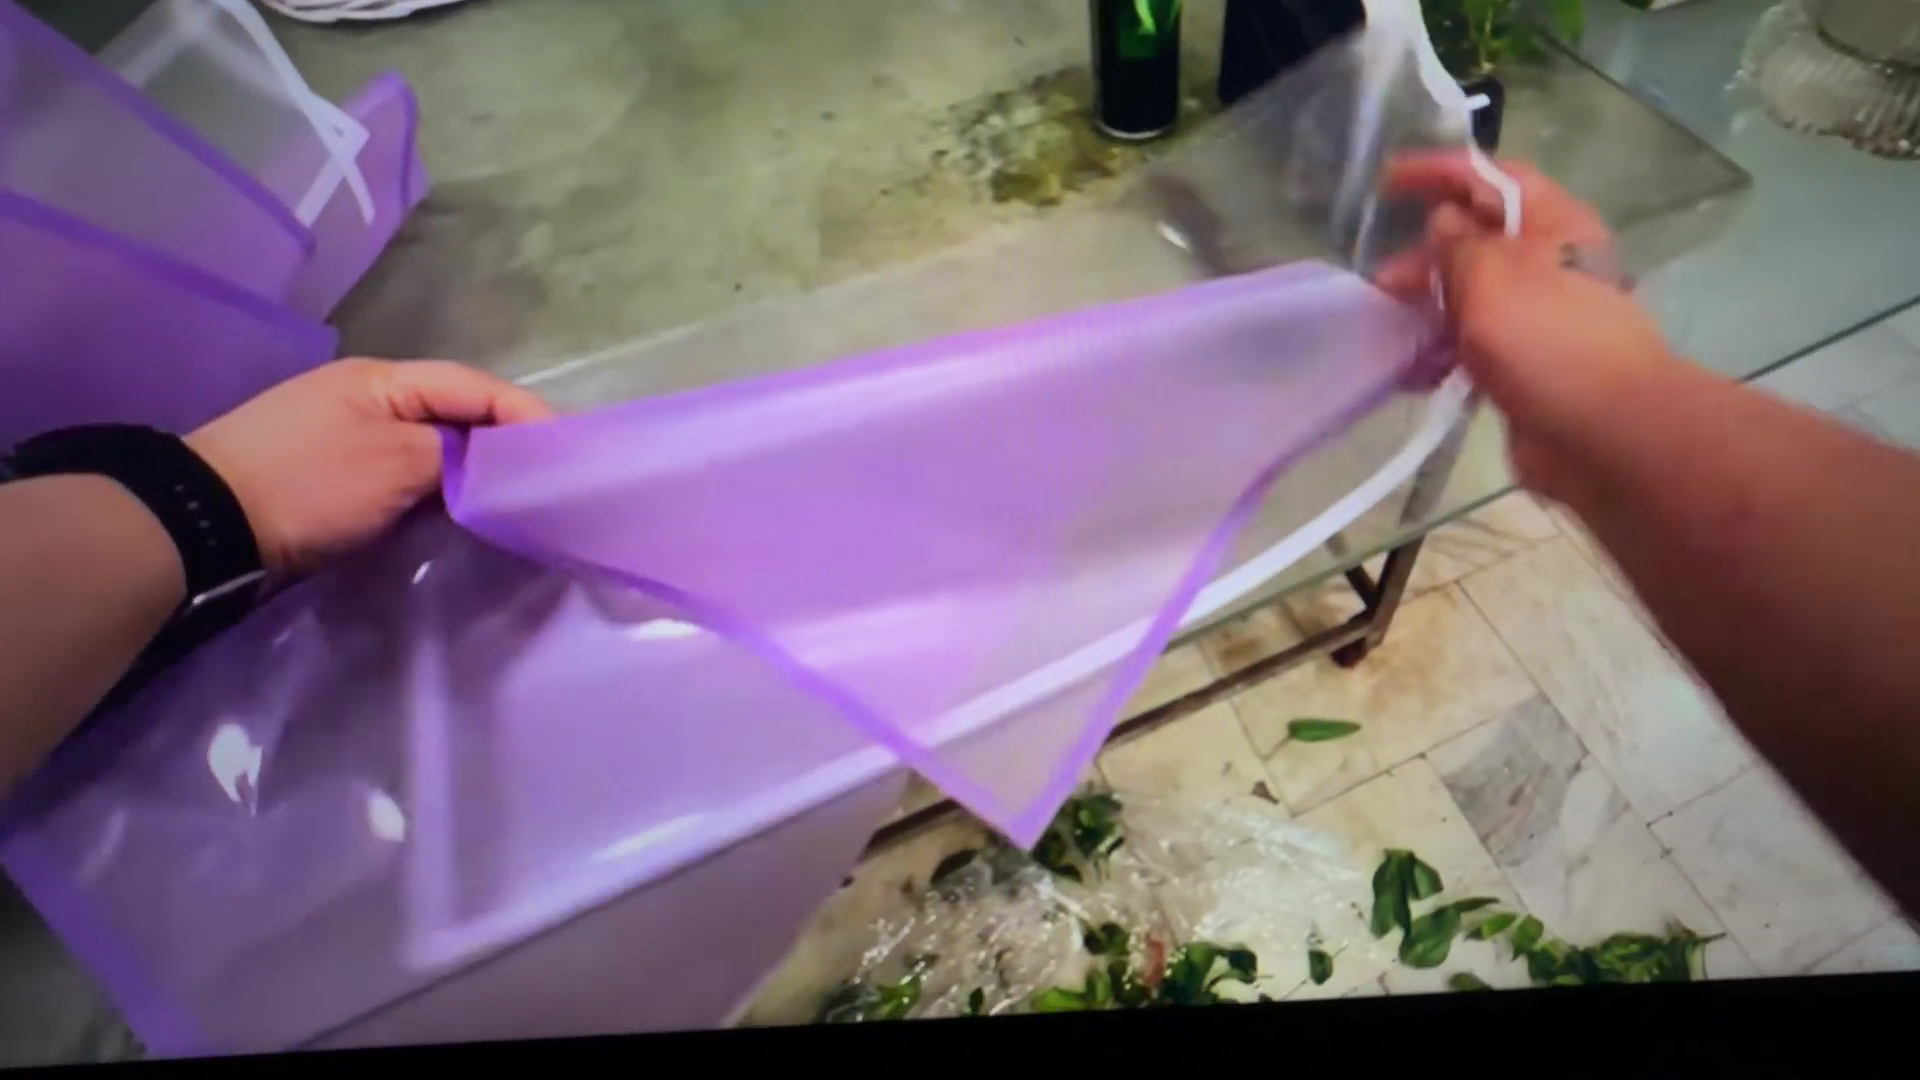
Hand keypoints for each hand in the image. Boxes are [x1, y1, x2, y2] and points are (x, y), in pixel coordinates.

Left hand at [186, 358, 551, 574]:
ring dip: (488, 465)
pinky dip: (459, 485)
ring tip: (530, 490)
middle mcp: (380, 400)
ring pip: (450, 443)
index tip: (570, 449)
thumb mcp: (399, 461)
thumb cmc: (311, 484)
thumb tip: (505, 463)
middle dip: (514, 439)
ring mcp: (365, 437)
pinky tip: (482, 504)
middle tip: (558, 471)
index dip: (529, 414)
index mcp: (387, 381)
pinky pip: (427, 471)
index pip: (478, 388)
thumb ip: (465, 453)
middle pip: (467, 412)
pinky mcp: (357, 474)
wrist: (205, 529)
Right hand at [1376, 151, 1680, 498]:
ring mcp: (1535, 314)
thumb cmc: (1545, 339)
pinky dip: (1437, 349)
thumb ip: (1458, 245)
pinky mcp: (1521, 360)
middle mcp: (1547, 263)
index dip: (1440, 171)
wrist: (1597, 426)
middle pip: (1476, 239)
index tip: (1387, 179)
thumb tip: (1443, 221)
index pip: (1492, 179)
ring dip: (1426, 305)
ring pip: (1467, 295)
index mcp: (1552, 226)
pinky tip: (1412, 370)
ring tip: (1389, 327)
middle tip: (1380, 281)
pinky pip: (1468, 342)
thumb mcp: (1491, 276)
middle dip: (1424, 253)